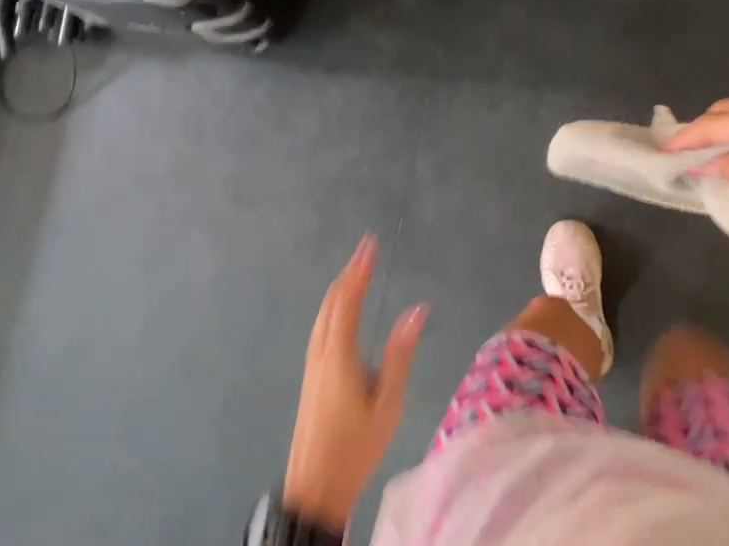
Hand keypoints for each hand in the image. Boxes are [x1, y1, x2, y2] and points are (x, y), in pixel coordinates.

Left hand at [284, 235, 426, 531]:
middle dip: (348, 273)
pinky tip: (341, 313)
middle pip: (331, 303)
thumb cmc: (357, 444)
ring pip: (323, 315)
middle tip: (366, 250)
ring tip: (356, 272)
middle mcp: (320, 352)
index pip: (348, 300)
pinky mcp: (311, 376)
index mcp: (339, 354)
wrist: (315, 484)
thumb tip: (417, 310)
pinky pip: (321, 328)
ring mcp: (312, 364)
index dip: (359, 269)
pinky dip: (333, 308)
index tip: (369, 243)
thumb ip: (400, 354)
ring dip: (339, 290)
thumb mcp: (388, 402)